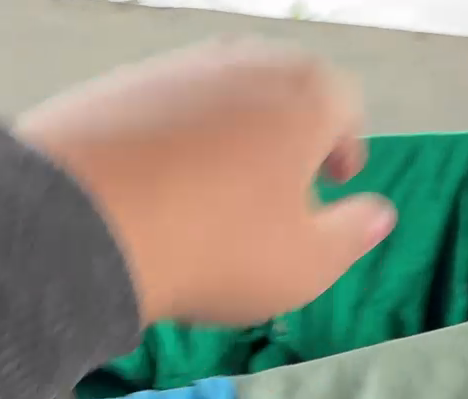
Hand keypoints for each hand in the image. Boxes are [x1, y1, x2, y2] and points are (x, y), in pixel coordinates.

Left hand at [16, 39, 395, 326]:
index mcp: (304, 95)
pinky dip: (170, 146)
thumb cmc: (217, 250)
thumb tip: (380, 215)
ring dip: (227, 141)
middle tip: (282, 185)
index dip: (346, 143)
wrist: (88, 226)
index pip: (343, 106)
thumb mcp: (304, 266)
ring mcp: (172, 69)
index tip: (339, 175)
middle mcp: (241, 63)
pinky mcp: (113, 89)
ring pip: (217, 101)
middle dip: (288, 139)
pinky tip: (158, 190)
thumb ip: (352, 237)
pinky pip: (158, 116)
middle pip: (280, 94)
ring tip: (217, 195)